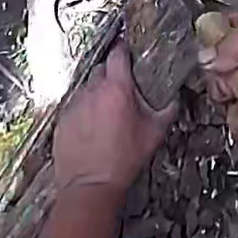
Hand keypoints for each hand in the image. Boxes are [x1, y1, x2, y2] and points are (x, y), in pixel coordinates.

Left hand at [51, 42, 176, 193]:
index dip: (124, 50)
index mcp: (117, 87)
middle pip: (102, 69)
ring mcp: (74, 105)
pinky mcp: (62, 120)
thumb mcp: (154, 133)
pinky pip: (74, 106)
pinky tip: (91, 127)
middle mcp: (93, 90)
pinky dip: (83, 111)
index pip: (118, 53)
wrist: (90, 188)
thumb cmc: (125, 158)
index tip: (129, 53)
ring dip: (96, 94)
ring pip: (87, 88)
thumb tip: (176, 96)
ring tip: (105, 112)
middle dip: (112, 75)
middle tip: (121, 90)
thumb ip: (168, 109)